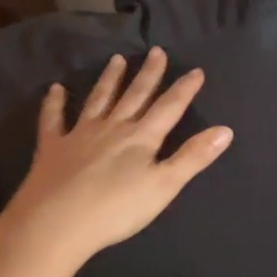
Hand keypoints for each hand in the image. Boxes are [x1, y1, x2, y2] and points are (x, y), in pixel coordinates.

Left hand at [0, 49, 231, 273]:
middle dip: (148, 74)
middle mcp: (112, 128)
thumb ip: (193, 157)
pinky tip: (55, 89)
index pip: (169, 107)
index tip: (196, 70)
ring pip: (99, 100)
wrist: (53, 224)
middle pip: (135, 96)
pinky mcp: (52, 148)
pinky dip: (55, 103)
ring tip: (117, 59)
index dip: (184, 89)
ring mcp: (79, 135)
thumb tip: (225, 130)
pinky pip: (53, 119)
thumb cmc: (116, 209)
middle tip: (156, 51)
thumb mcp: (164, 186)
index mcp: (142, 138)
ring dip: (109, 80)